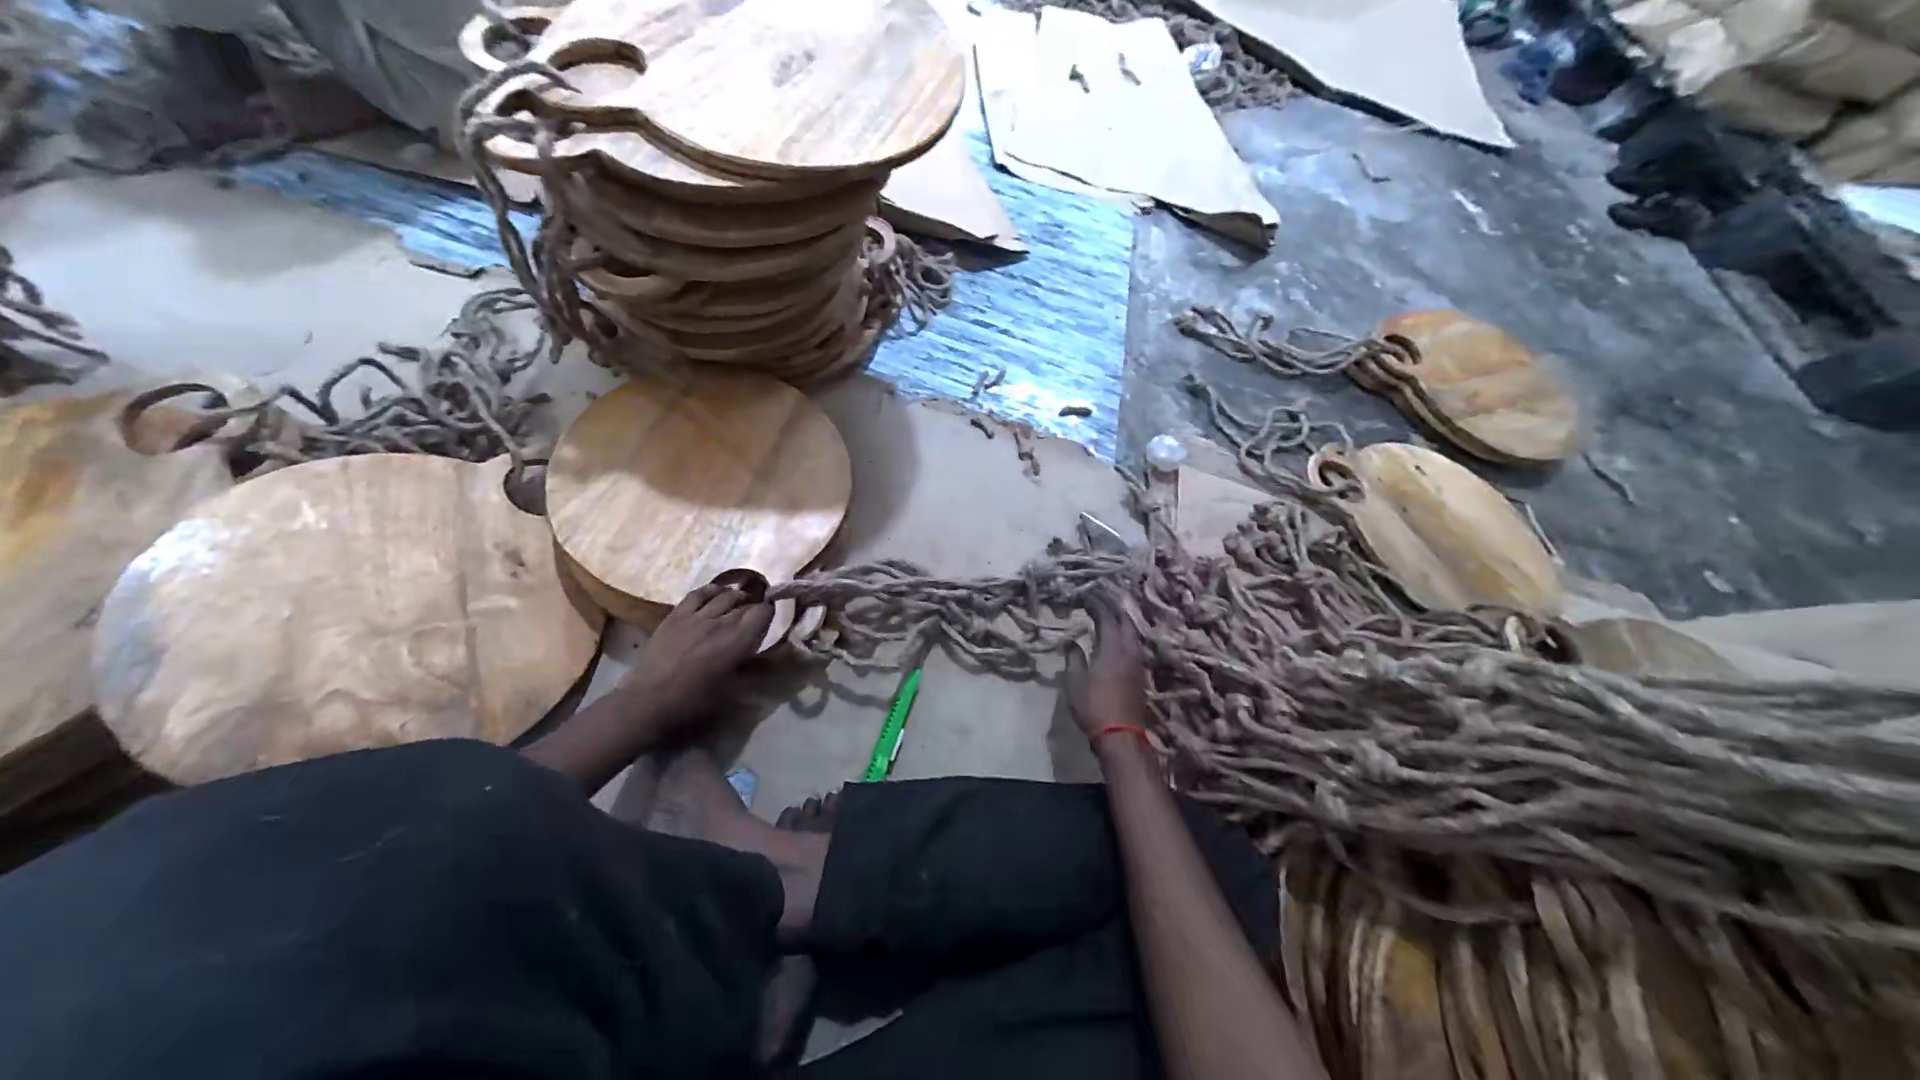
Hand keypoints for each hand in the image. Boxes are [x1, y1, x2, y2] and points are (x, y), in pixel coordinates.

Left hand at [627, 583, 774, 720]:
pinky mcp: (676, 615)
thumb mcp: (732, 689)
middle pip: (745, 603)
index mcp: (737, 642)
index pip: (762, 612)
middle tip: (756, 613)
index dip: (770, 612)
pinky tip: (715, 593)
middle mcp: (720, 623)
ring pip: (724, 595)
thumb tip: (768, 659)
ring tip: (739, 601)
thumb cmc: (694, 700)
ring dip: (736, 596)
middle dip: (754, 606)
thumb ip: (752, 669)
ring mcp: (696, 616)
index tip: (770, 617)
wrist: (650, 700)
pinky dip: (711, 590)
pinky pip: (698, 594)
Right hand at [1064, 601, 1148, 737]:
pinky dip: (1125, 632)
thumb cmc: (1093, 707)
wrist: (1120, 735)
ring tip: (1108, 612)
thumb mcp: (1075, 682)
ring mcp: (1138, 661)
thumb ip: (1074, 657)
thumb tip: (1071, 641)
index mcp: (1112, 648)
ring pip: (1132, 631)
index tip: (1083, 595)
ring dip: (1120, 618)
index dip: (1095, 603)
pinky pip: (1134, 642)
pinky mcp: (1140, 672)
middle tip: (1097, 598)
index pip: (1106, 617)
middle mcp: (1129, 650)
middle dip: (1111, 605)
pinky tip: (1117, 635)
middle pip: (1124, 619)